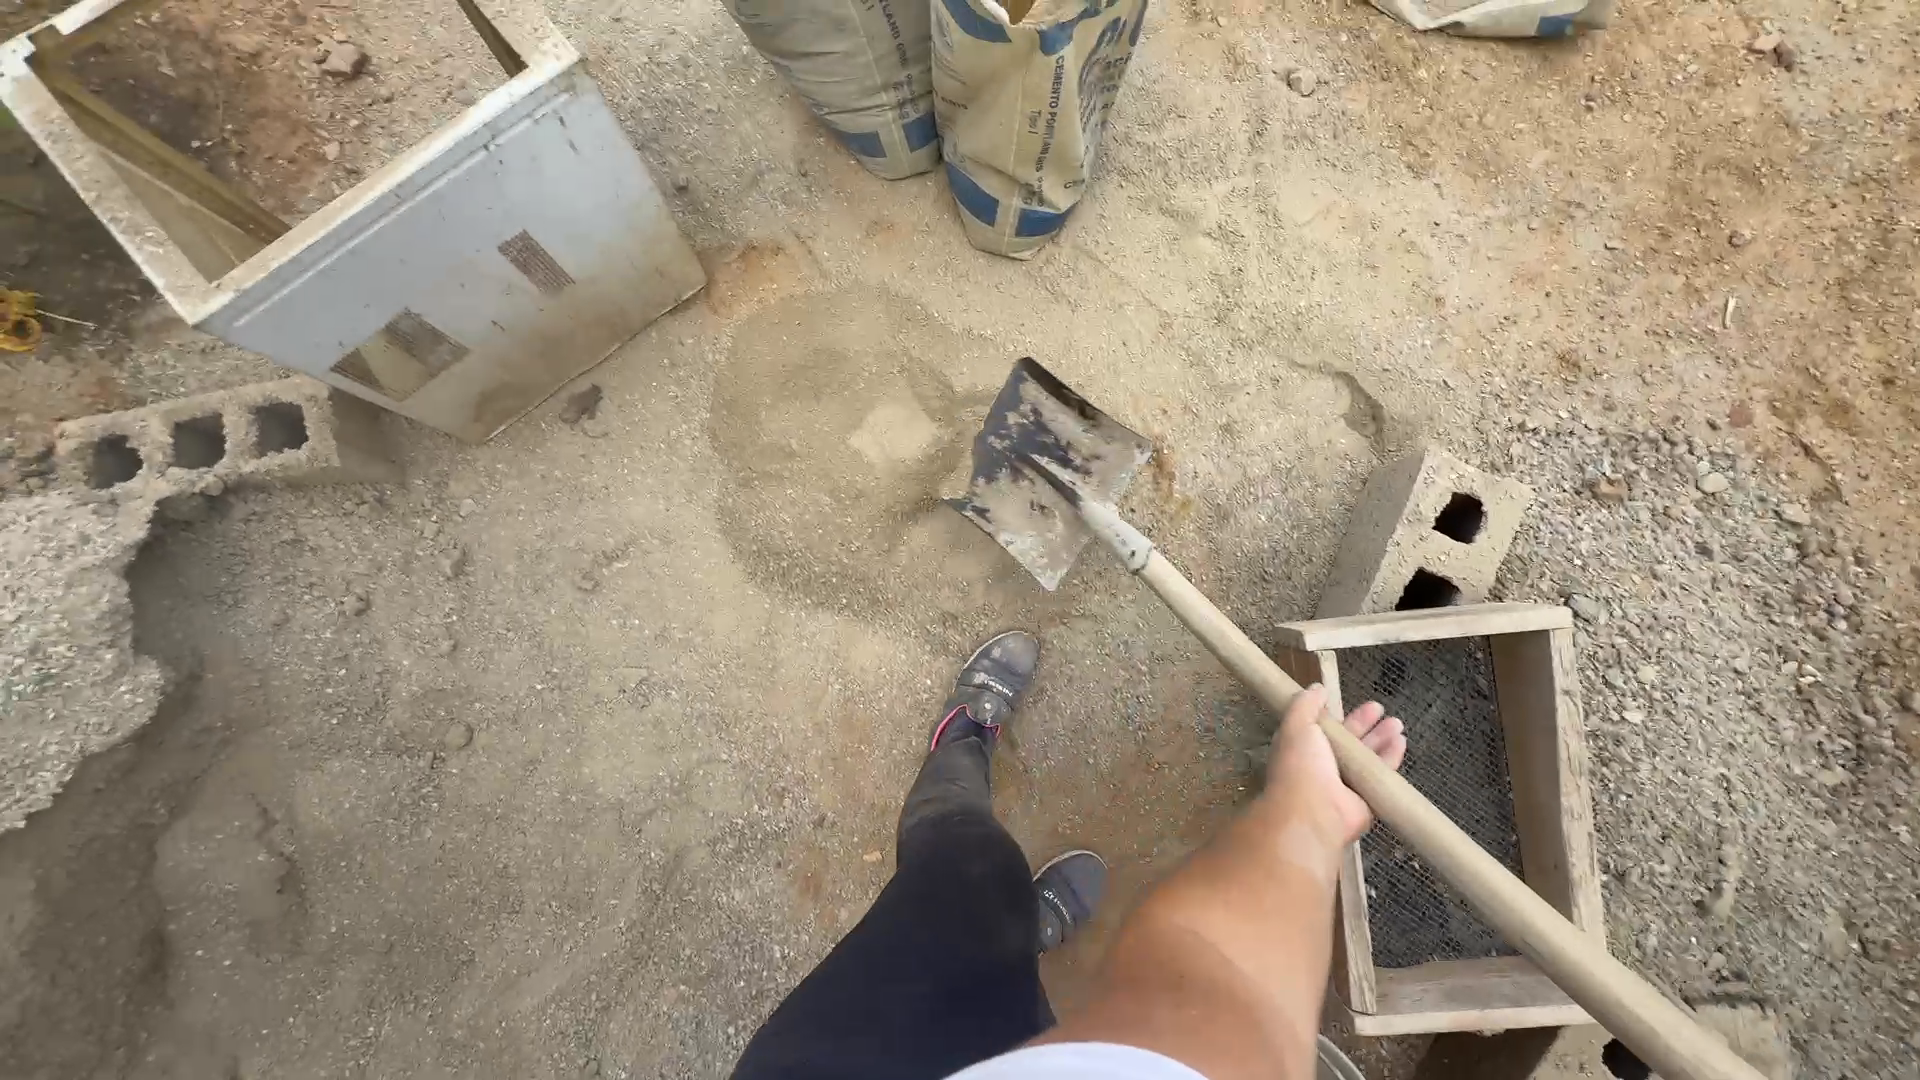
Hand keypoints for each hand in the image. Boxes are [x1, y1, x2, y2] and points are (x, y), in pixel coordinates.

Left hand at [1269, 684, 1404, 844]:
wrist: (1313, 812)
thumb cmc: (1300, 764)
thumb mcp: (1296, 724)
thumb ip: (1305, 704)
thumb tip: (1317, 688)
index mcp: (1301, 746)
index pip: (1320, 727)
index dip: (1334, 714)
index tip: (1345, 700)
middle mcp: (1321, 764)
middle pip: (1347, 739)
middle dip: (1364, 723)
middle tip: (1379, 708)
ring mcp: (1344, 782)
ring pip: (1366, 755)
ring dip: (1381, 737)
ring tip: (1397, 722)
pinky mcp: (1365, 798)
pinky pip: (1380, 774)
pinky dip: (1391, 757)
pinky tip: (1401, 741)